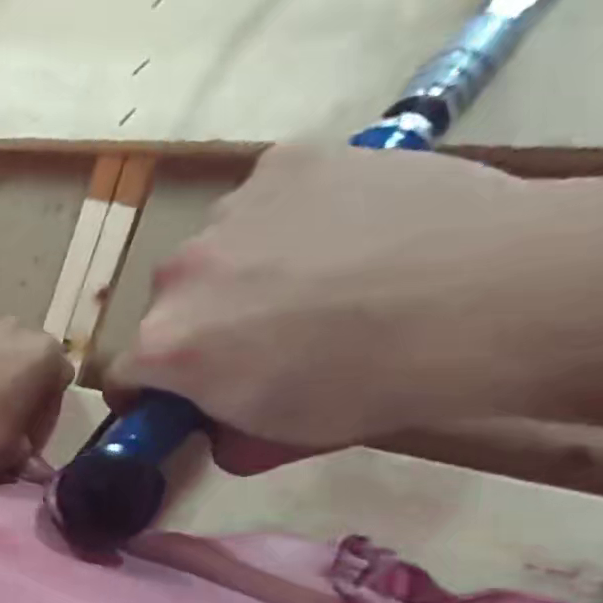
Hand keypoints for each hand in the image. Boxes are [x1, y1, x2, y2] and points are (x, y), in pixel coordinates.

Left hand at [0, 319, 71, 480]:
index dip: (47, 406)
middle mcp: (17, 328)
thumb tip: (42, 471)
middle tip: (4, 412)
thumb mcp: (17, 454)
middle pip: (27, 355)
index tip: (30, 430)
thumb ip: (33, 454)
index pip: (58, 378)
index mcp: (46, 355)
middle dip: (21, 379)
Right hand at [107, 145, 602, 472]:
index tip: (178, 398)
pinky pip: (262, 201)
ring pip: (214, 252)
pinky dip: (285, 221)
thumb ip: (224, 435)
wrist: (482, 298)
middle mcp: (177, 275)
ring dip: (240, 272)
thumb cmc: (366, 389)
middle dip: (199, 329)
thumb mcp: (280, 439)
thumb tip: (218, 427)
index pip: (121, 375)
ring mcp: (229, 210)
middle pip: (168, 308)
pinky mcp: (283, 162)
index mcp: (166, 348)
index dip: (148, 392)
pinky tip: (341, 235)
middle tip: (265, 341)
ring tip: (317, 281)